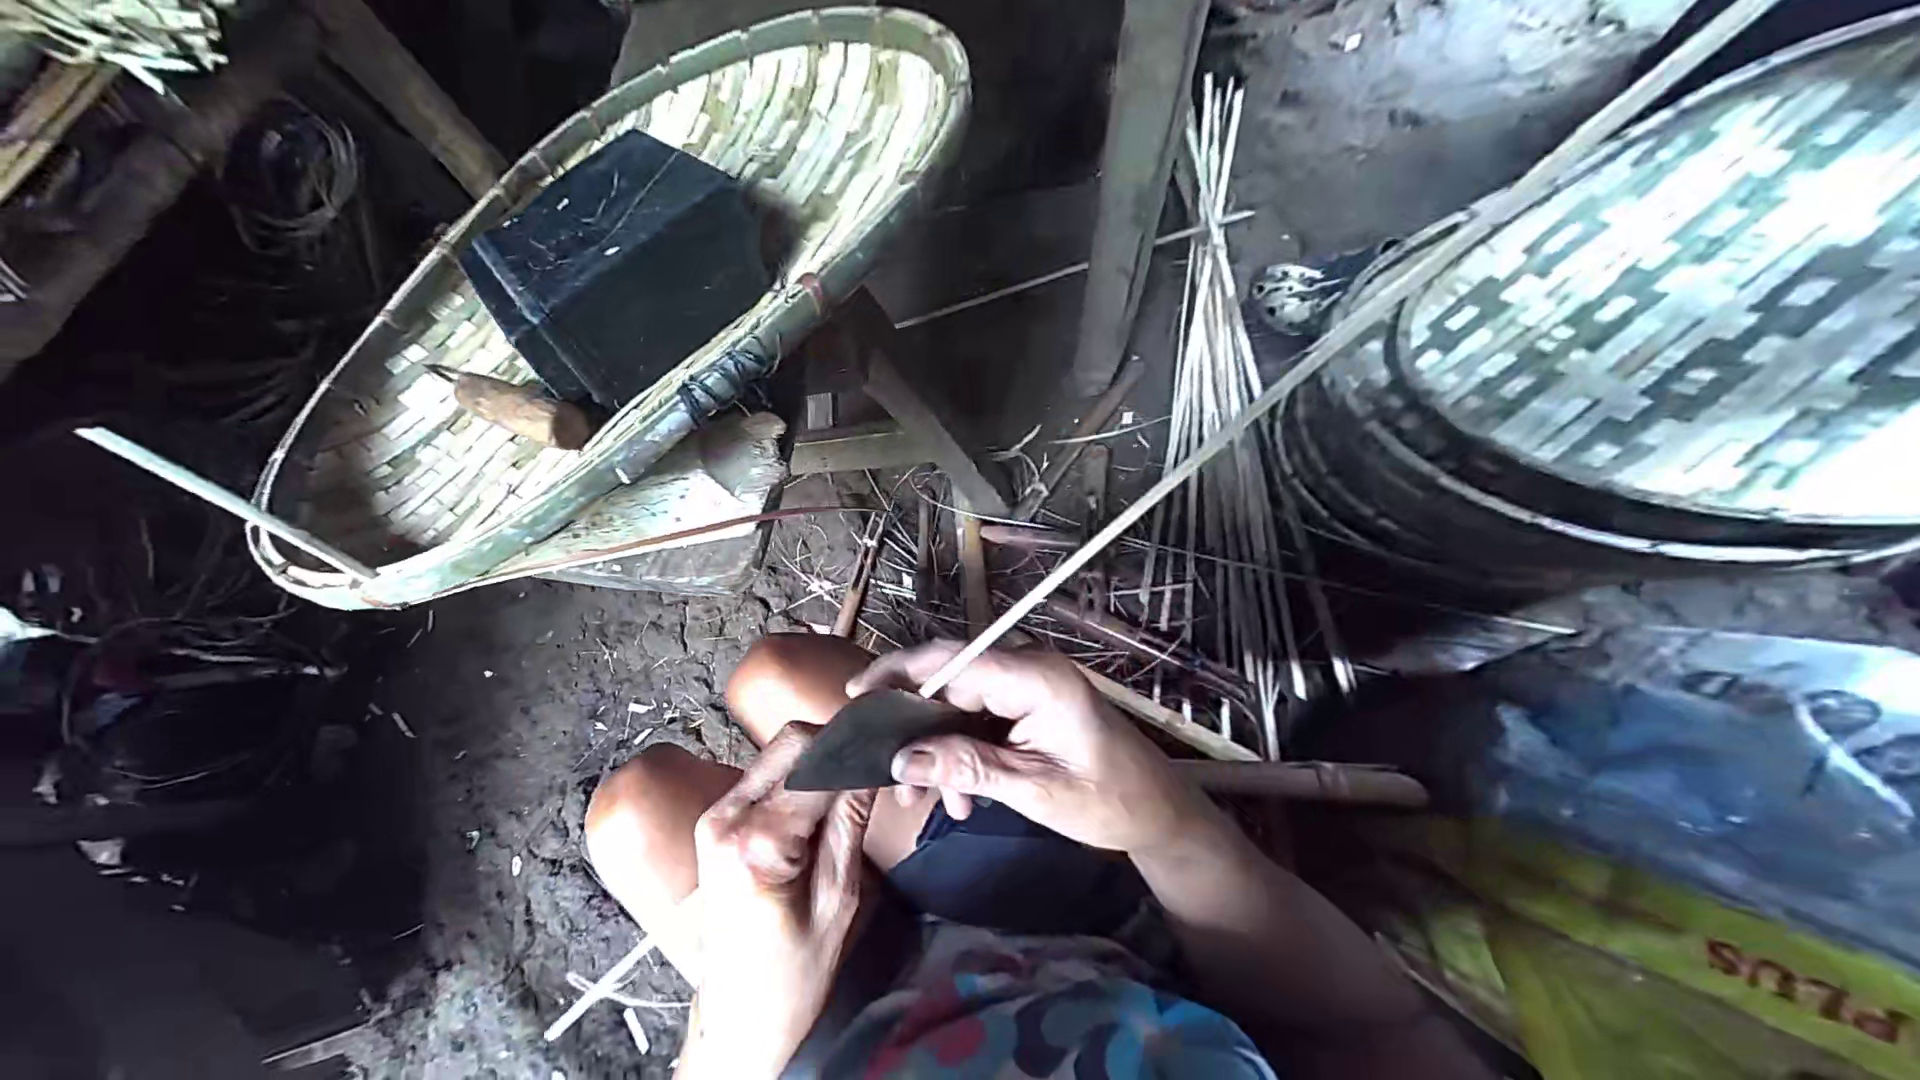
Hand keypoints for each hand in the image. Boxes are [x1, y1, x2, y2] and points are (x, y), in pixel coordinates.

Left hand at [678, 724, 874, 1078]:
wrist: (736, 1016)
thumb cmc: (792, 975)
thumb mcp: (839, 899)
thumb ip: (853, 819)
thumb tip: (875, 760)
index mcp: (758, 841)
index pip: (821, 762)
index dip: (863, 749)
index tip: (893, 750)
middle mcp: (727, 816)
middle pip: (794, 740)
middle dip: (841, 743)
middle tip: (874, 768)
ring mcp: (716, 815)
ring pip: (780, 750)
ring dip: (821, 756)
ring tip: (853, 788)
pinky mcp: (717, 820)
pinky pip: (767, 772)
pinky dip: (801, 773)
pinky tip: (824, 802)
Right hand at [847, 642, 1214, 855]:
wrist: (1158, 811)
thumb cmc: (1109, 800)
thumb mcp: (1033, 790)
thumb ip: (966, 768)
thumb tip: (900, 763)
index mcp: (1035, 677)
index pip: (952, 659)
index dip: (899, 672)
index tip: (858, 696)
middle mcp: (1027, 668)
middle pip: (949, 680)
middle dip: (913, 725)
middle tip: (883, 769)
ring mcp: (1026, 686)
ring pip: (958, 704)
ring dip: (935, 748)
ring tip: (920, 800)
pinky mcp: (1025, 705)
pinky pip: (976, 719)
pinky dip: (959, 753)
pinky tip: (957, 797)